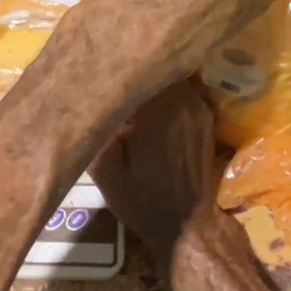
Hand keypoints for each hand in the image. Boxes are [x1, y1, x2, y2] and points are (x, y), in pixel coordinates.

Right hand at [92, 81, 224, 259]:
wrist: (186, 226)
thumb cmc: (142, 200)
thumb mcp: (105, 169)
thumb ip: (96, 128)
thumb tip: (85, 97)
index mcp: (159, 106)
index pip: (136, 65)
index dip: (113, 64)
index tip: (92, 69)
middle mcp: (185, 99)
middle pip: (156, 65)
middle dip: (132, 68)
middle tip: (105, 74)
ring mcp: (199, 107)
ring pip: (169, 77)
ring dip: (148, 79)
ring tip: (123, 86)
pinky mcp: (205, 117)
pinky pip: (181, 91)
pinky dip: (163, 91)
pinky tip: (144, 102)